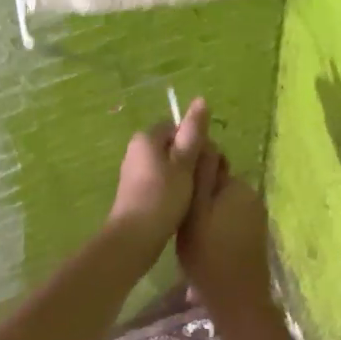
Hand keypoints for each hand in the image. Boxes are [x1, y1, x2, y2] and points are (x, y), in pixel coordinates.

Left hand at [107, 97, 209, 250]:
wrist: (133, 239)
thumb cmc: (162, 198)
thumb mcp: (184, 164)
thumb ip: (193, 133)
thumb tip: (201, 100)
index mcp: (146, 137)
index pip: (178, 127)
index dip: (196, 142)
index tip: (207, 162)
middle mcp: (137, 149)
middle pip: (173, 146)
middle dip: (191, 160)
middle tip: (204, 180)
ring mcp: (134, 171)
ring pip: (168, 165)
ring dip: (184, 176)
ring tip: (195, 195)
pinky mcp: (135, 191)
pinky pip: (160, 181)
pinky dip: (172, 189)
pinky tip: (182, 205)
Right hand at [176, 147, 272, 312]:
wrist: (238, 301)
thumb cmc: (209, 255)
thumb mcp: (195, 211)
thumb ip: (200, 176)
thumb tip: (204, 141)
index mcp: (237, 185)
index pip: (212, 164)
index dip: (192, 176)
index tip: (177, 190)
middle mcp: (251, 195)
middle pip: (218, 185)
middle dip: (201, 196)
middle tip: (180, 217)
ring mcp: (256, 216)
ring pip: (224, 204)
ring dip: (209, 213)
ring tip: (190, 233)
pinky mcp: (256, 235)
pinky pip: (232, 220)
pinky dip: (219, 228)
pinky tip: (206, 246)